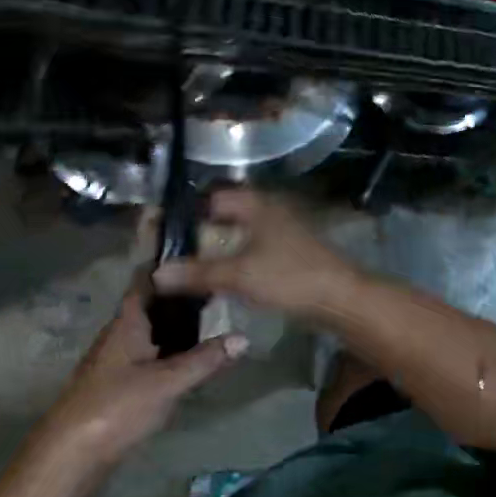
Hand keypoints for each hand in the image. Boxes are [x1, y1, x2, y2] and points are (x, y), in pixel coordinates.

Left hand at [36, 281, 247, 468]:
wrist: (70, 456)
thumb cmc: (117, 406)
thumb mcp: (167, 382)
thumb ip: (205, 360)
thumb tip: (244, 337)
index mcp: (126, 322)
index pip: (146, 280)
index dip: (169, 266)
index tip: (200, 255)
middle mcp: (119, 334)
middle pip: (151, 306)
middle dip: (182, 298)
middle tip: (220, 291)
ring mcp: (116, 360)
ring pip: (151, 332)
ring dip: (177, 326)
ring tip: (214, 321)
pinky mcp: (117, 384)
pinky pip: (149, 355)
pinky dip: (170, 351)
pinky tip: (191, 360)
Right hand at [151, 189, 361, 318]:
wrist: (340, 298)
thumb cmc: (289, 277)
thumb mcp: (238, 275)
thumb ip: (196, 273)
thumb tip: (155, 272)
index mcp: (255, 205)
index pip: (211, 198)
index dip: (186, 213)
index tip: (162, 233)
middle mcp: (268, 210)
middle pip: (225, 216)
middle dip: (200, 234)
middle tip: (173, 254)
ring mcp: (280, 231)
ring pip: (239, 234)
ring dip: (218, 249)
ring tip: (189, 269)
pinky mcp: (288, 253)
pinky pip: (252, 250)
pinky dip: (235, 260)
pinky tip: (221, 279)